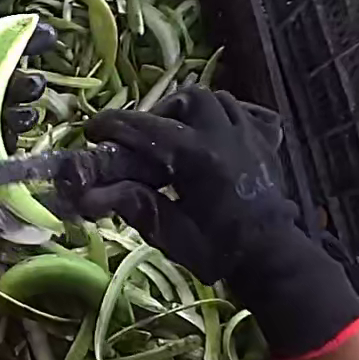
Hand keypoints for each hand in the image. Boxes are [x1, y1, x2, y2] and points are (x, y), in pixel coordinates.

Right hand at [82, 87, 358, 359]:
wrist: (271, 259)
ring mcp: (250, 136)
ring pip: (218, 100)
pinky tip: (216, 132)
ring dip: (192, 111)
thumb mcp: (169, 233)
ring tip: (177, 132)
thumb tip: (87, 197)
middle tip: (143, 135)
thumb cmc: (217, 251)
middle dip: (158, 113)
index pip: (145, 128)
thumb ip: (132, 205)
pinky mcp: (266, 145)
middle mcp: (224, 135)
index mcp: (196, 156)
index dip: (114, 125)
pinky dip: (227, 116)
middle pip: (187, 100)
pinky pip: (247, 113)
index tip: (93, 129)